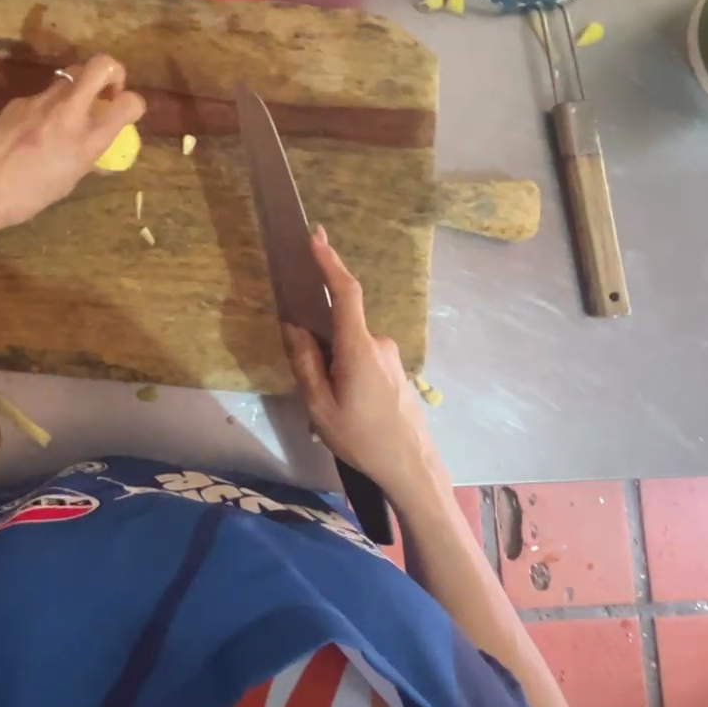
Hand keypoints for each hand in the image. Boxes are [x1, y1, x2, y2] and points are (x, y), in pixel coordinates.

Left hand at [0, 54, 145, 243]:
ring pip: (70, 77)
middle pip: (101, 65)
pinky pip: (43, 96)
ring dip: (79, 88)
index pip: (129, 103)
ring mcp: (40, 102)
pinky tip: (35, 130)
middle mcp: (67, 113)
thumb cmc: (24, 199)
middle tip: (108, 91)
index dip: (135, 104)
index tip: (128, 112)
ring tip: (72, 111)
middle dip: (113, 72)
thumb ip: (86, 160)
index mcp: (85, 140)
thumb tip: (98, 154)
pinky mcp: (18, 102)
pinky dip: (49, 106)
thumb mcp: (66, 184)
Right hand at [281, 226, 441, 498]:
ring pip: (349, 347)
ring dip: (334, 368)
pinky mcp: (395, 370)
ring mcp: (390, 356)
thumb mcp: (320, 407)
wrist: (413, 469)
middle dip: (319, 347)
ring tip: (334, 414)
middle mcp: (378, 344)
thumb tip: (295, 327)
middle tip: (314, 392)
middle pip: (339, 327)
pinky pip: (361, 358)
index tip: (316, 237)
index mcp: (358, 348)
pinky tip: (349, 412)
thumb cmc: (362, 439)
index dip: (330, 263)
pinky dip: (346, 374)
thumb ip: (306, 363)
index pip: (345, 294)